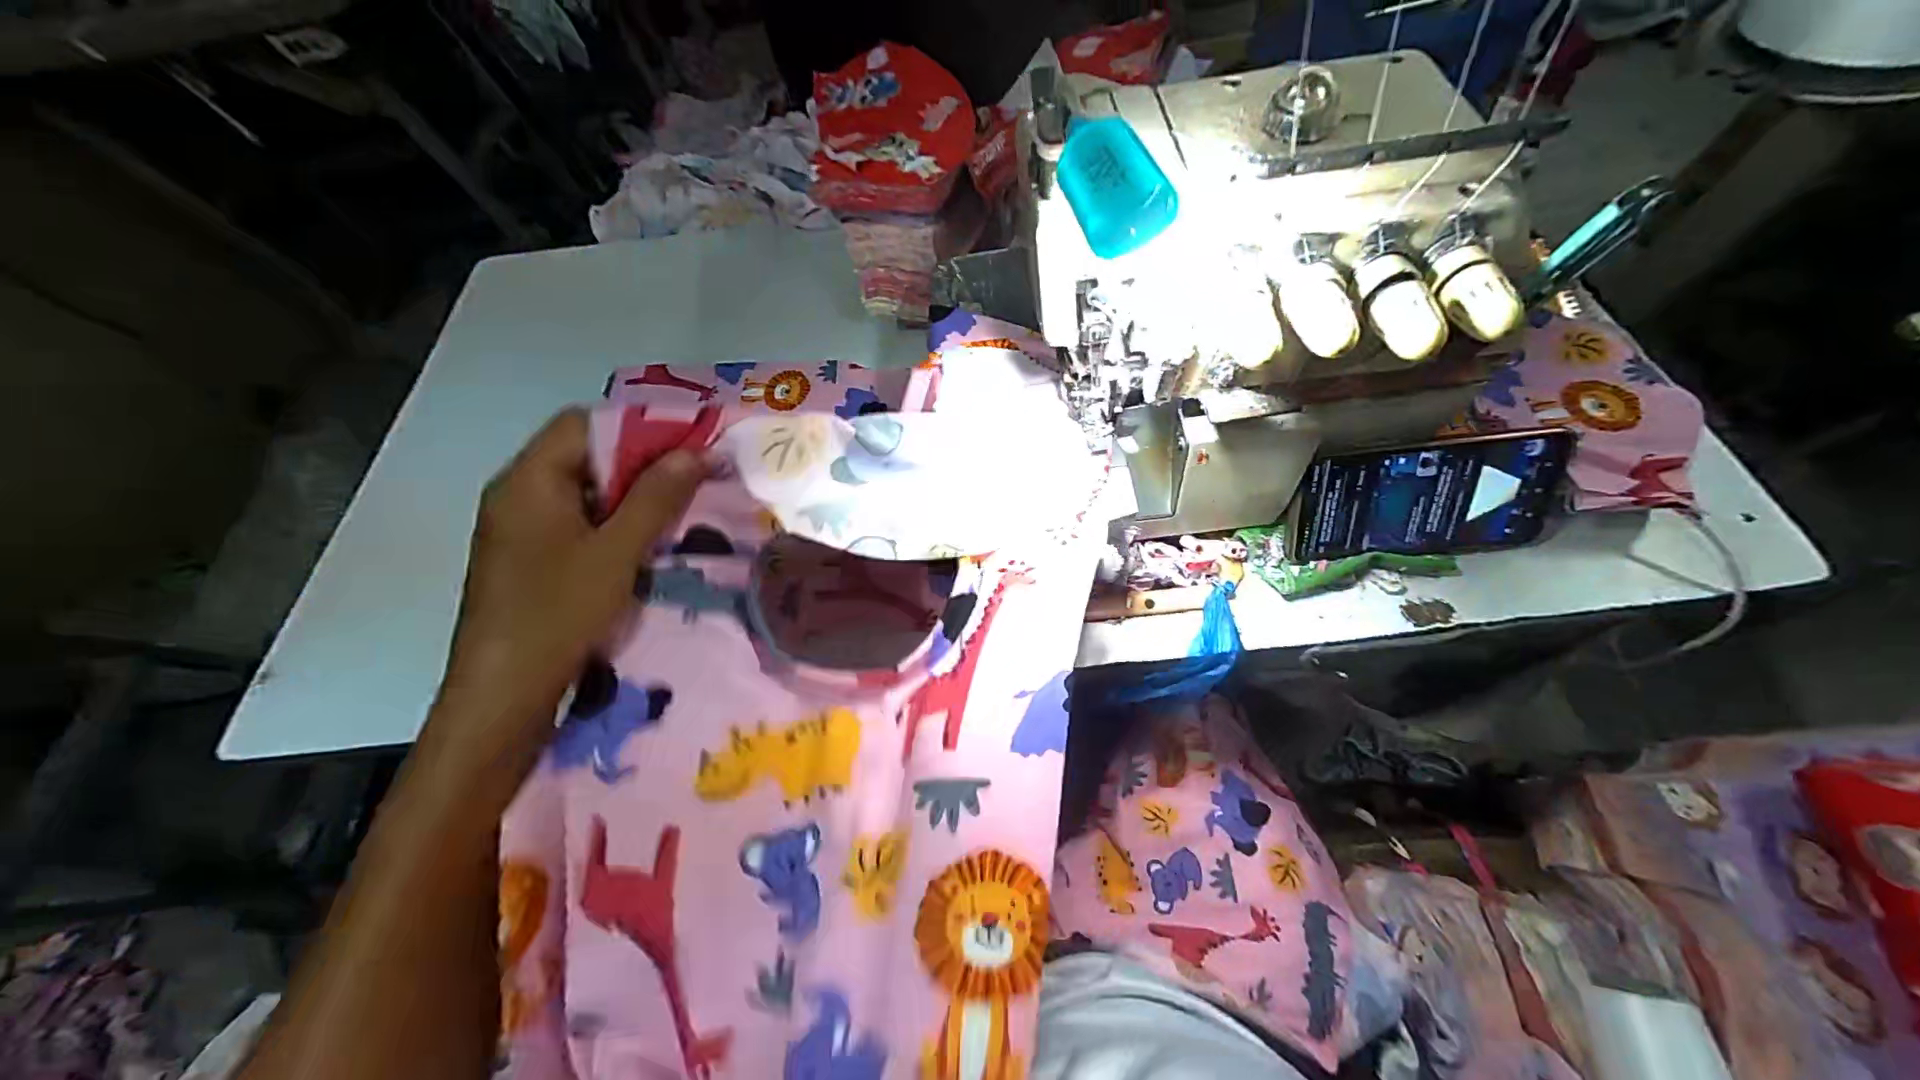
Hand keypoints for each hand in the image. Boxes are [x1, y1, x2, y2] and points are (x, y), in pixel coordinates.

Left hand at [426, 408, 705, 773]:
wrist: (503, 693)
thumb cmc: (558, 613)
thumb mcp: (617, 552)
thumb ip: (656, 498)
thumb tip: (695, 452)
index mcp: (528, 480)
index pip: (583, 423)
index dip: (637, 426)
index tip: (686, 444)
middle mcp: (517, 493)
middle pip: (583, 455)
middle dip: (640, 463)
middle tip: (691, 479)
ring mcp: (519, 528)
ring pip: (583, 491)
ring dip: (629, 496)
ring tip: (677, 510)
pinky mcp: (528, 557)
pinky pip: (576, 522)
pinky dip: (612, 523)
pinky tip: (645, 544)